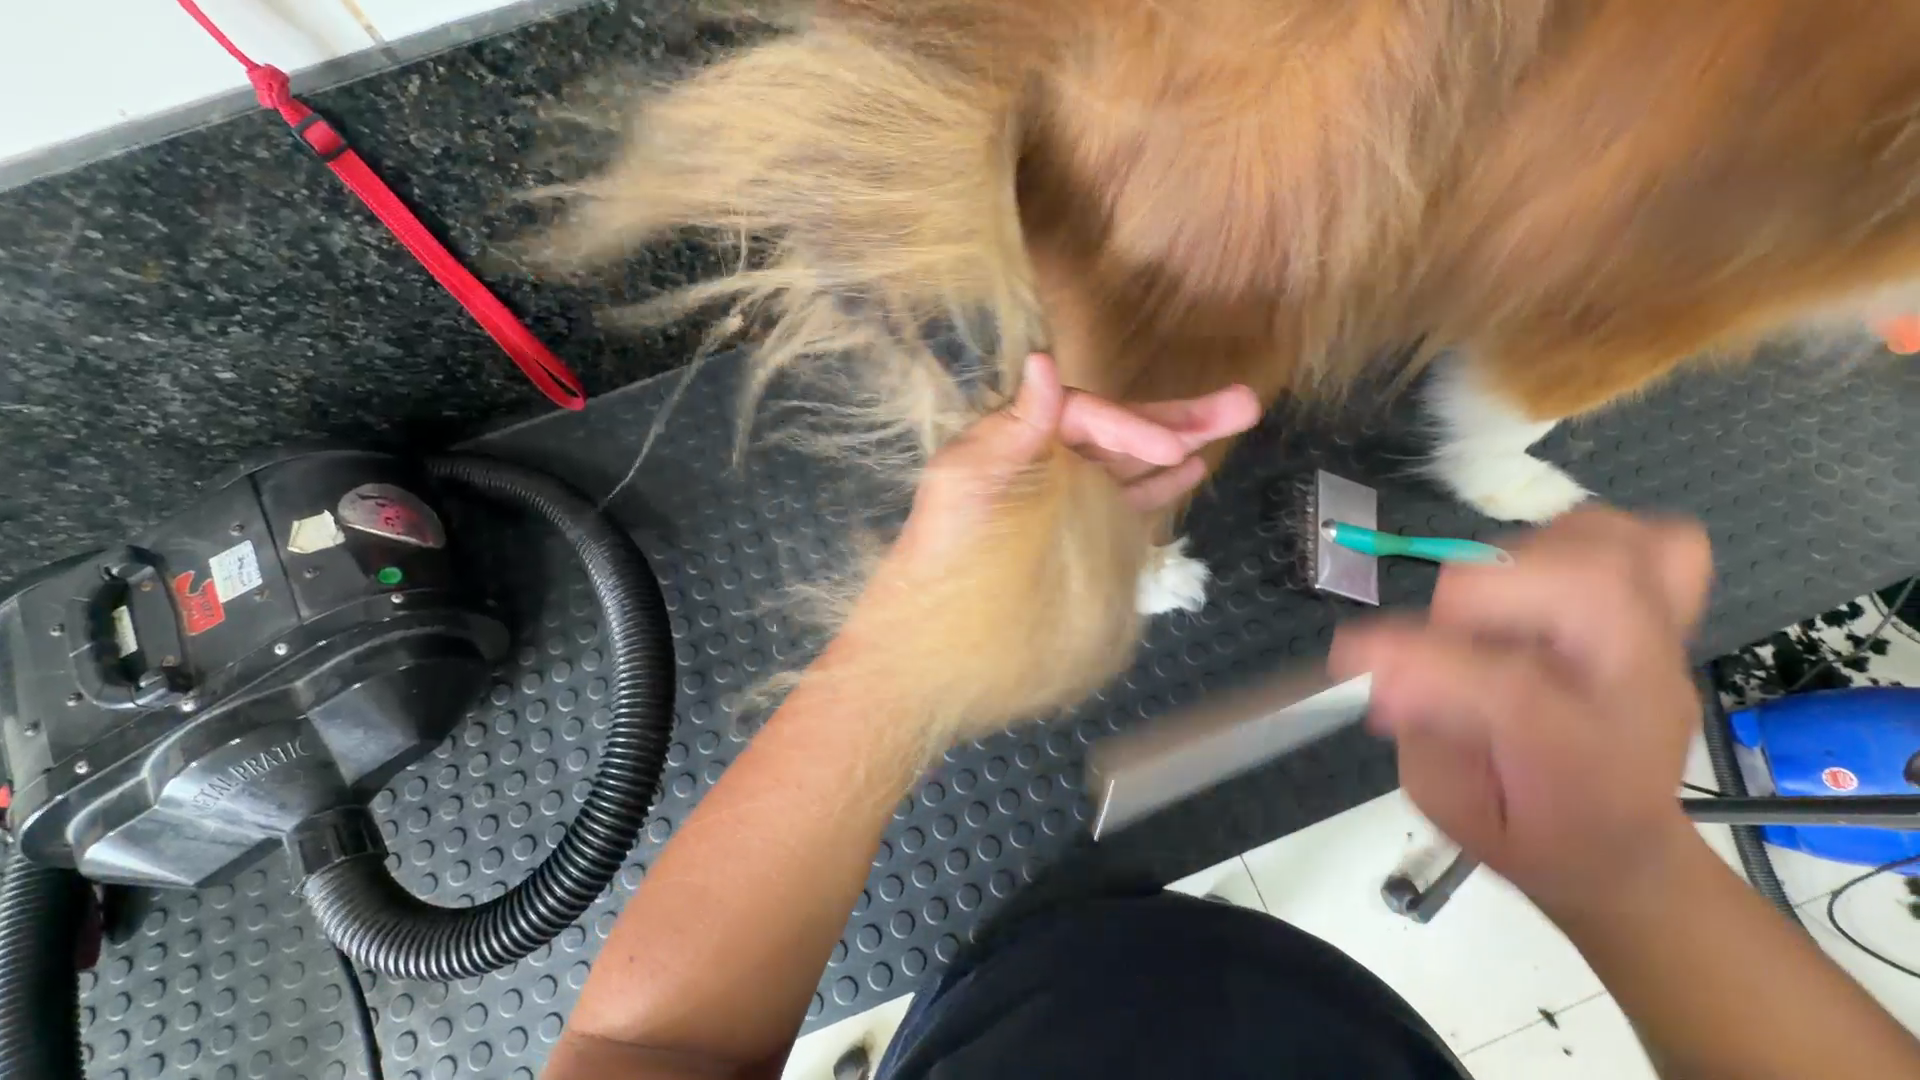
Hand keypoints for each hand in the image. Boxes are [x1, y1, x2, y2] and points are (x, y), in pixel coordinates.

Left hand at [885, 352, 1260, 569]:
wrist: (938, 618)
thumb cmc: (944, 547)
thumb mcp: (967, 477)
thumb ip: (1014, 425)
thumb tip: (1043, 359)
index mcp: (1019, 435)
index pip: (1087, 413)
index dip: (1133, 424)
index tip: (1177, 446)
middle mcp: (1046, 455)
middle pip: (1120, 427)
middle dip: (1180, 416)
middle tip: (1244, 403)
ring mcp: (1064, 492)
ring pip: (1132, 459)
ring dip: (1183, 442)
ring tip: (1236, 422)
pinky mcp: (1076, 528)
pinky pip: (1123, 499)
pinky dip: (1157, 484)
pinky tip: (1191, 469)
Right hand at [1329, 508, 1713, 912]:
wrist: (1619, 846)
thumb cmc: (1523, 827)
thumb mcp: (1446, 799)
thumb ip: (1416, 727)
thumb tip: (1382, 666)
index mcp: (1581, 754)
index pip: (1513, 687)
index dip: (1426, 659)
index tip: (1351, 657)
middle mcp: (1637, 688)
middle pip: (1589, 589)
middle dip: (1484, 591)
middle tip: (1442, 629)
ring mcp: (1660, 645)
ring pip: (1614, 548)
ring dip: (1530, 557)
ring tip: (1488, 602)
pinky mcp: (1665, 619)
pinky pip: (1657, 545)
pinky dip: (1594, 541)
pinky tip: (1546, 574)